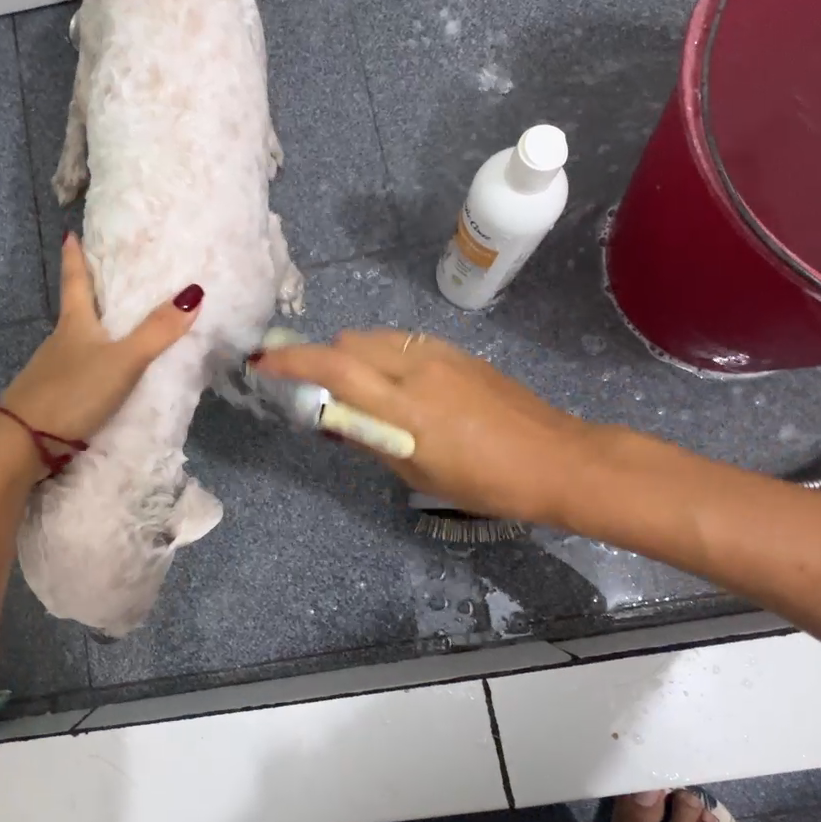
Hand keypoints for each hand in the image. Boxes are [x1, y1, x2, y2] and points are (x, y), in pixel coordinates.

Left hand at [0, 232, 202, 443]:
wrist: (25, 440)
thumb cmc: (74, 391)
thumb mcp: (123, 360)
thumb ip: (157, 332)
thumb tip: (194, 293)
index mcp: (74, 324)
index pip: (75, 281)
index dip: (74, 257)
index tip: (69, 234)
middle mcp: (60, 342)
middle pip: (75, 310)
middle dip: (87, 293)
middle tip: (103, 275)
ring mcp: (53, 371)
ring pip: (75, 343)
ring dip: (91, 333)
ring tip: (113, 327)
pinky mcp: (53, 398)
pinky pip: (77, 372)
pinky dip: (90, 364)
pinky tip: (101, 375)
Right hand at [252, 329, 597, 524]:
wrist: (558, 460)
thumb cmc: (486, 484)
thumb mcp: (418, 473)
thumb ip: (372, 438)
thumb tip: (336, 420)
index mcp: (403, 405)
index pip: (333, 367)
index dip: (291, 362)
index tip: (261, 362)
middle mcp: (416, 366)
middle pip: (348, 342)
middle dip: (321, 358)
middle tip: (317, 392)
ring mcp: (440, 354)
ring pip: (374, 337)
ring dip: (352, 355)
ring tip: (357, 391)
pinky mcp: (458, 352)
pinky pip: (402, 343)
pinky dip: (381, 355)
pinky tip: (394, 386)